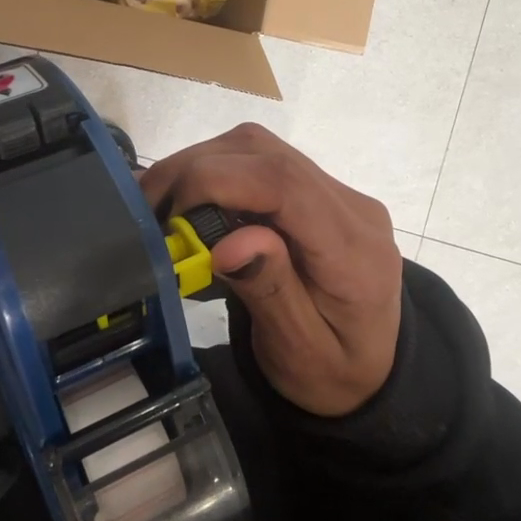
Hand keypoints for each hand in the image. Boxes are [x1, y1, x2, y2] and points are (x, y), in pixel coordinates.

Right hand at [141, 124, 402, 416]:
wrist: (373, 371)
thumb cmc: (332, 372)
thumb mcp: (301, 352)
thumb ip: (272, 292)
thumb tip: (232, 242)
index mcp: (353, 248)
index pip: (285, 184)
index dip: (218, 183)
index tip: (170, 214)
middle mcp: (349, 205)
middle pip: (264, 153)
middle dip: (194, 171)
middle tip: (147, 210)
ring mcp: (334, 193)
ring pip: (256, 147)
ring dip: (199, 167)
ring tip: (161, 208)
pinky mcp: (315, 192)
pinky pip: (258, 162)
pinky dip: (215, 173)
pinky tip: (189, 204)